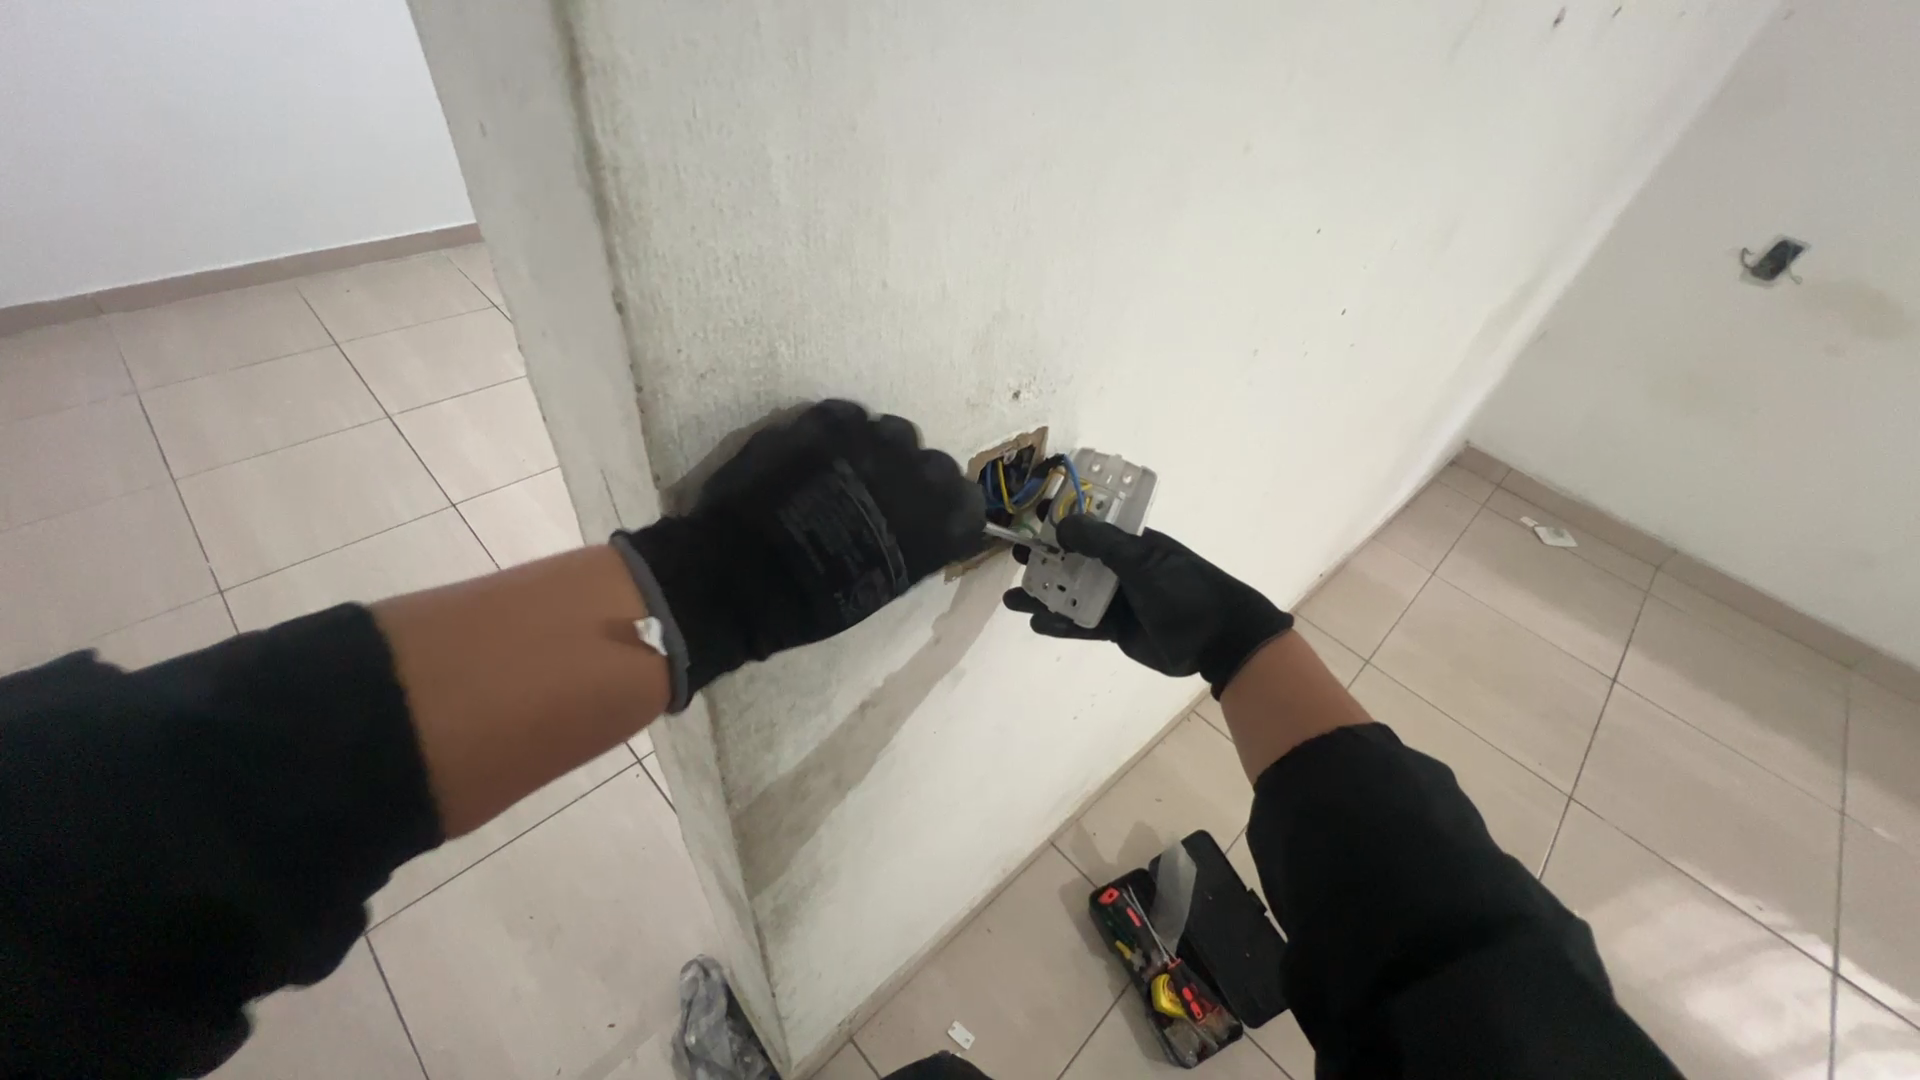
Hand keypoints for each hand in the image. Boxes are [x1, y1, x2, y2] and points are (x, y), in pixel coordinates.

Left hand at [620, 400, 983, 706]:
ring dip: (876, 450)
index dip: (945, 508)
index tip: (924, 519)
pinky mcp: (827, 420)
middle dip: (910, 477)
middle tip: (878, 496)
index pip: (968, 502)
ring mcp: (873, 441)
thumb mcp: (886, 585)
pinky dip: (836, 432)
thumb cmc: (817, 601)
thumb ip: (914, 546)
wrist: (743, 577)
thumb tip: (916, 527)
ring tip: (843, 471)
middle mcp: (919, 474)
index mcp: (940, 522)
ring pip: (892, 431)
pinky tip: (813, 455)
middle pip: (933, 462)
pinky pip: (846, 415)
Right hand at [1003, 516, 1292, 696]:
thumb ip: (1102, 543)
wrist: (1218, 638)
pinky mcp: (1115, 629)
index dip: (1059, 524)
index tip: (1030, 521)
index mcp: (1130, 544)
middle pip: (1072, 562)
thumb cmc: (1184, 589)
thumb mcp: (1143, 560)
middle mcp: (1119, 568)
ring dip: (1043, 597)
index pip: (1088, 527)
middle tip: (1014, 559)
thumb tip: (1061, 524)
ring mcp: (1116, 600)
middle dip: (1043, 562)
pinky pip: (1081, 625)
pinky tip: (1036, 624)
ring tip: (1011, 601)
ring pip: (1071, 596)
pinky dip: (1059, 624)